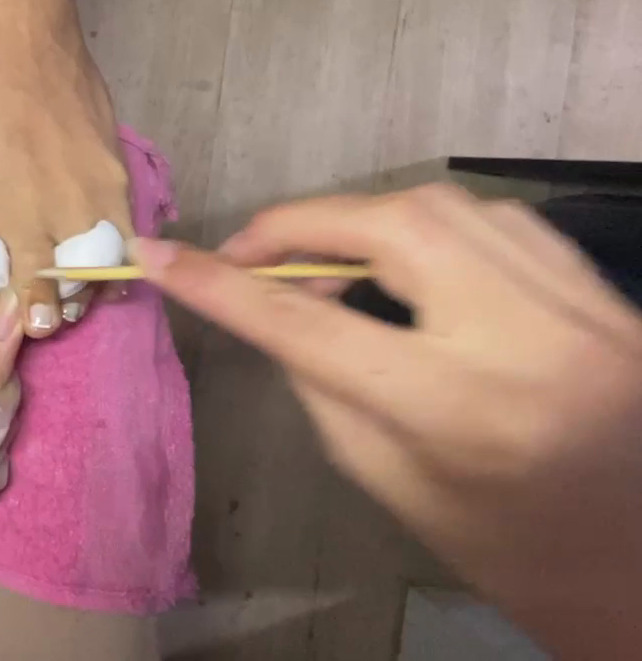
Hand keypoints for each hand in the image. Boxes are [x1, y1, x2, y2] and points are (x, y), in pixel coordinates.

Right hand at [134, 185, 641, 658]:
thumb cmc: (492, 538)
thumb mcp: (371, 461)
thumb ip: (313, 364)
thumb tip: (265, 291)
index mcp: (463, 410)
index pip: (302, 322)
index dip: (214, 281)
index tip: (149, 252)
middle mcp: (536, 344)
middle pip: (390, 226)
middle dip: (294, 224)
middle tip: (248, 253)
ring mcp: (592, 314)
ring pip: (444, 206)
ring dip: (356, 219)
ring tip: (322, 257)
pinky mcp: (611, 301)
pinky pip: (499, 220)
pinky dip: (425, 223)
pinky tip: (401, 256)